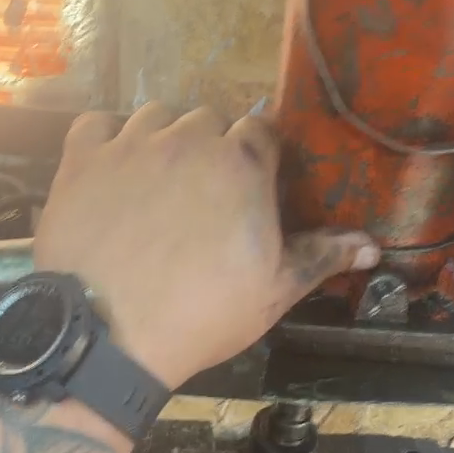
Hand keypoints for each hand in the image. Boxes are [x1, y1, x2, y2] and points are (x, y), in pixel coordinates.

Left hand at [36, 105, 378, 389]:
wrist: (109, 336)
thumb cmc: (201, 316)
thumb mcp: (273, 292)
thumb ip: (321, 257)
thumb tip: (372, 245)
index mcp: (241, 164)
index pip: (260, 132)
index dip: (257, 156)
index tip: (250, 185)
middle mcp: (187, 139)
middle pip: (207, 121)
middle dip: (210, 149)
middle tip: (200, 196)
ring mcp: (130, 145)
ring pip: (155, 116)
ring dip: (162, 139)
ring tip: (157, 181)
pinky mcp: (81, 159)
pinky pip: (97, 123)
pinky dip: (107, 138)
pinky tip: (112, 167)